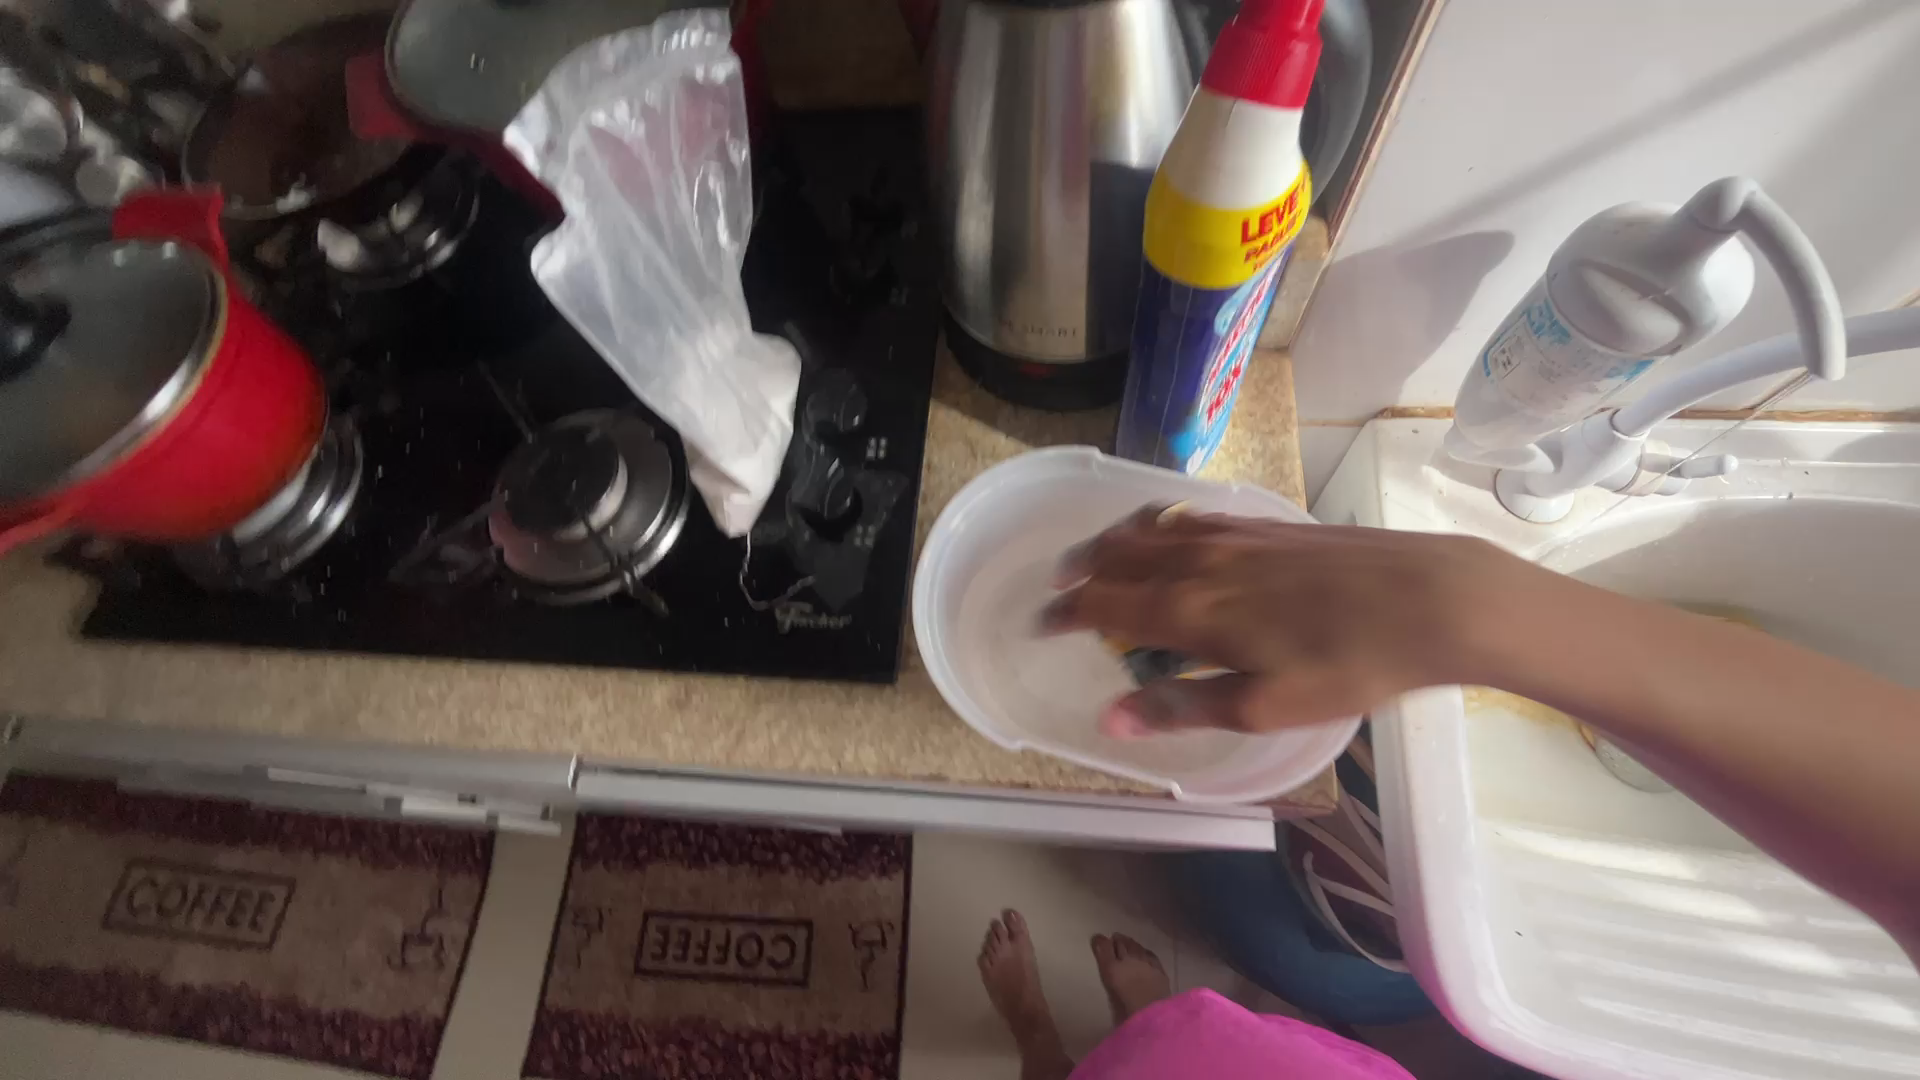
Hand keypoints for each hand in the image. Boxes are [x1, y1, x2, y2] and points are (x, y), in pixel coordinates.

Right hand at [1037, 508, 1558, 737]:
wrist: (1427, 598)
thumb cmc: (1344, 663)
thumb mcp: (1262, 706)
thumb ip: (1179, 705)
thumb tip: (1110, 719)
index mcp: (1188, 610)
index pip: (1105, 604)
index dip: (1067, 613)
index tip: (1043, 622)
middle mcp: (1195, 563)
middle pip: (1117, 557)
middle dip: (1080, 571)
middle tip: (1058, 585)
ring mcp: (1227, 536)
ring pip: (1147, 530)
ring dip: (1110, 542)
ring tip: (1094, 553)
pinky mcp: (1258, 524)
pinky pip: (1184, 516)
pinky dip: (1153, 523)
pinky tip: (1163, 532)